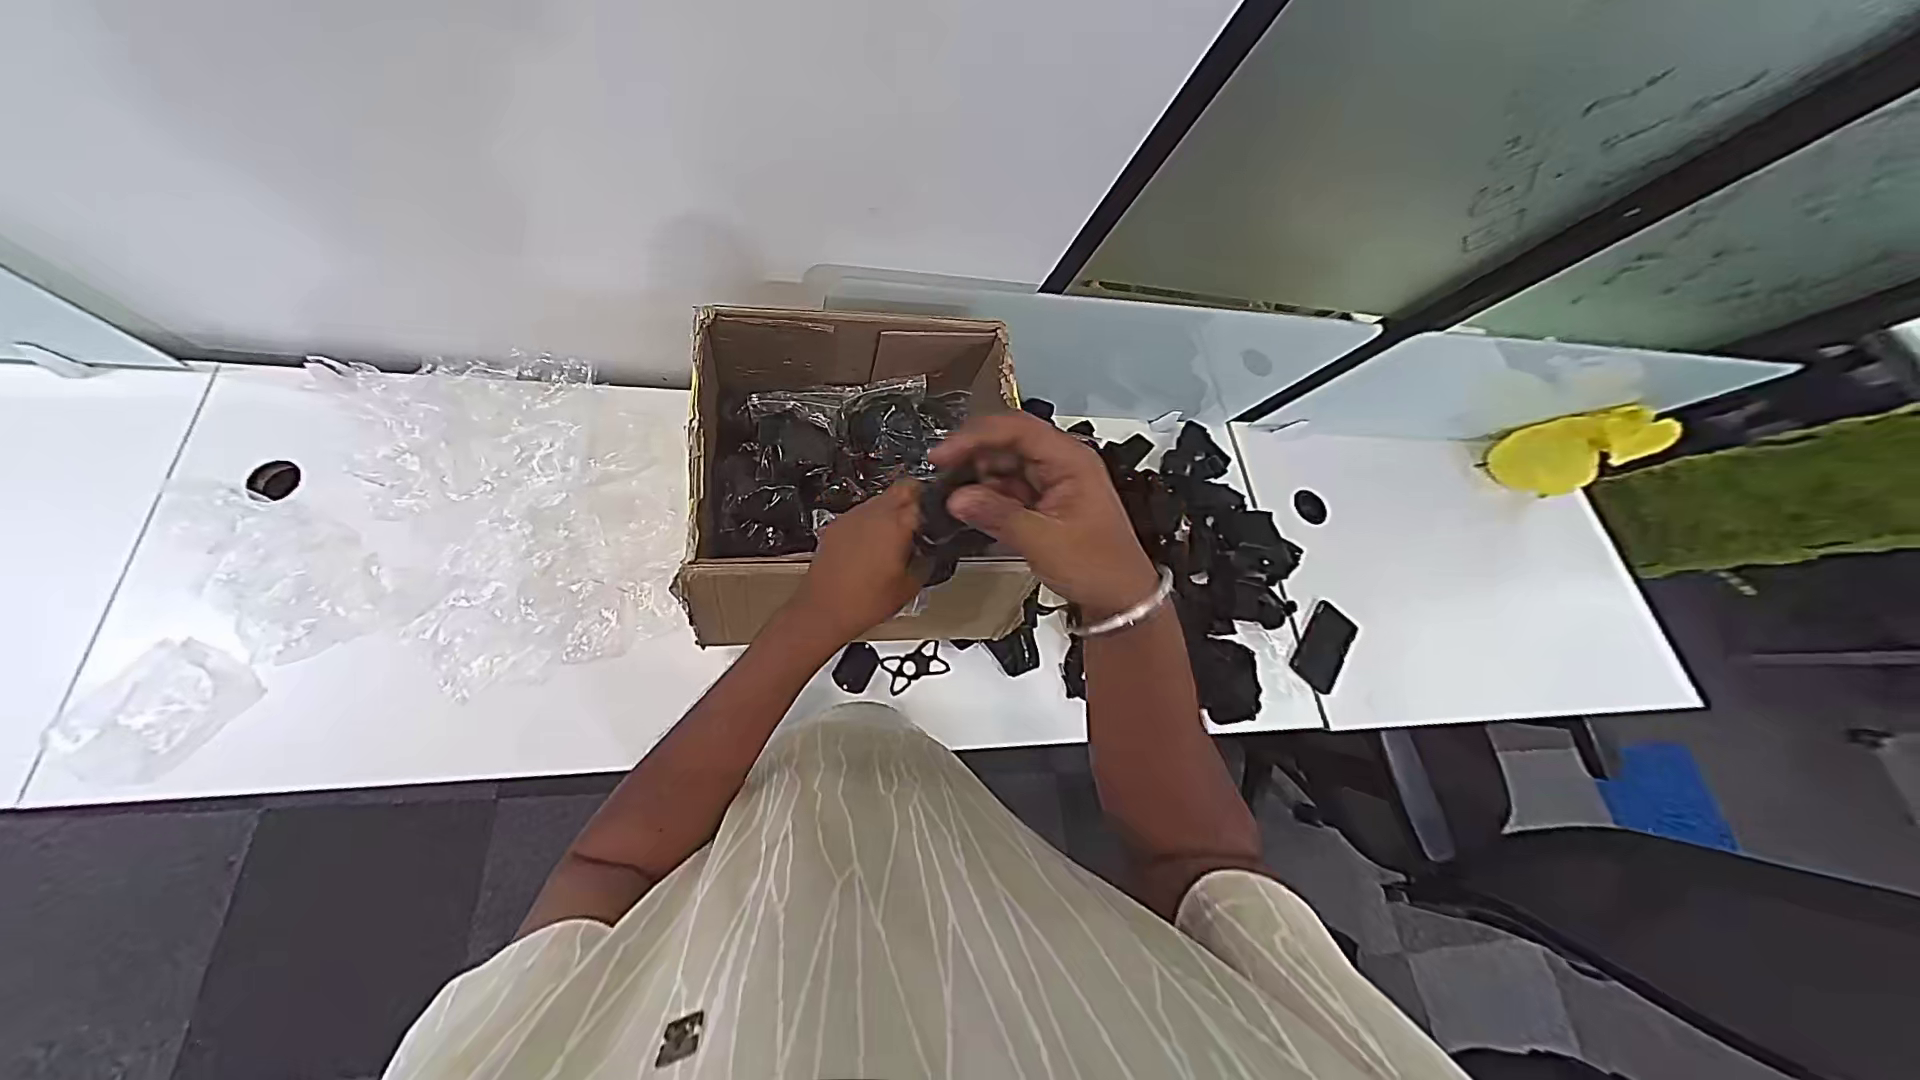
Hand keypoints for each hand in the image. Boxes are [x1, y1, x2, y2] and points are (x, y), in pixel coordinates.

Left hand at [788, 480, 923, 642]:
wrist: (824, 611)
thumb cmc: (864, 602)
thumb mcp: (910, 586)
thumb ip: (925, 560)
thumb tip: (930, 552)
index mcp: (897, 524)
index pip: (925, 497)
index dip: (935, 508)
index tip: (937, 521)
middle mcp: (874, 513)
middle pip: (904, 487)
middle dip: (916, 500)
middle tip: (921, 522)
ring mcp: (852, 516)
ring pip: (881, 498)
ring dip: (892, 511)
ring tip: (896, 539)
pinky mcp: (836, 525)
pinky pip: (861, 514)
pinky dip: (871, 523)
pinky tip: (872, 547)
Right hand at [930, 412, 1158, 620]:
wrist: (1119, 598)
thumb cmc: (1102, 567)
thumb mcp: (1043, 541)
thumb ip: (997, 515)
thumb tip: (959, 497)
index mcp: (1071, 461)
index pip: (1016, 429)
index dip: (975, 437)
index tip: (945, 453)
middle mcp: (1062, 464)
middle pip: (1007, 442)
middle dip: (973, 456)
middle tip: (943, 473)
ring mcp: (1053, 482)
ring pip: (1005, 465)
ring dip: (979, 478)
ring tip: (956, 497)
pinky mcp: (1044, 501)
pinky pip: (1009, 488)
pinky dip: (989, 496)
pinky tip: (973, 509)